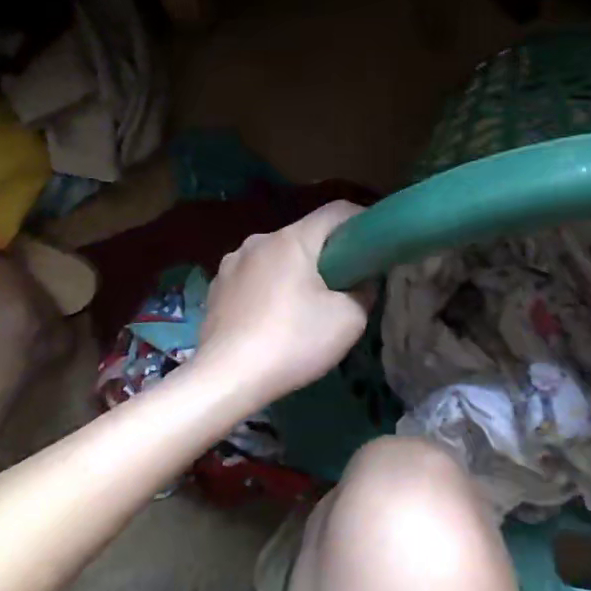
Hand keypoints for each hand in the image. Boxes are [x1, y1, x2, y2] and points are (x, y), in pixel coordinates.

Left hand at [196, 201, 372, 398]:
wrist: (226, 379)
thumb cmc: (292, 342)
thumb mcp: (349, 320)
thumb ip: (364, 292)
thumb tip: (363, 282)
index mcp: (291, 239)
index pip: (336, 211)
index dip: (362, 221)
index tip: (375, 244)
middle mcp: (258, 241)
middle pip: (304, 236)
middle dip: (328, 253)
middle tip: (346, 283)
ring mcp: (231, 264)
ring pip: (276, 257)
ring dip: (295, 272)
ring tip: (307, 306)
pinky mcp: (215, 289)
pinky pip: (253, 278)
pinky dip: (269, 289)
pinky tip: (273, 320)